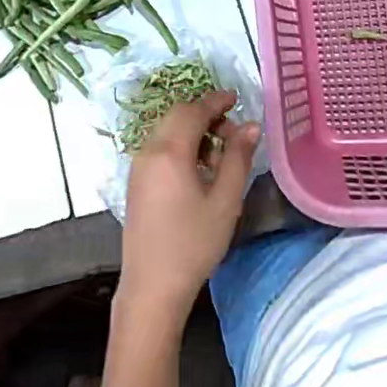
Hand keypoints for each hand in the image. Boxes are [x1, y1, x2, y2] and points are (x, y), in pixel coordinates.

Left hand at [118, 90, 260, 317]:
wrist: (152, 288)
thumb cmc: (193, 244)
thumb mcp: (225, 200)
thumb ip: (238, 157)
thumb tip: (250, 126)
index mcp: (170, 152)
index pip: (194, 110)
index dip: (216, 100)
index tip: (237, 98)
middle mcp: (149, 151)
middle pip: (177, 115)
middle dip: (205, 113)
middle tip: (232, 128)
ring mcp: (138, 167)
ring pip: (167, 130)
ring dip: (193, 129)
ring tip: (220, 152)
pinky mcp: (136, 182)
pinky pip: (159, 146)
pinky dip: (180, 144)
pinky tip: (199, 167)